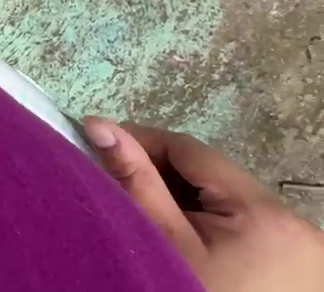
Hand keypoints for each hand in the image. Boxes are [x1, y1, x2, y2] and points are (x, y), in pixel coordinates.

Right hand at [84, 116, 323, 290]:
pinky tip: (187, 237)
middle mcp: (301, 225)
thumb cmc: (190, 290)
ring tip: (153, 216)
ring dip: (184, 195)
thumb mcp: (158, 235)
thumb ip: (133, 175)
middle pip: (212, 173)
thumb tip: (98, 124)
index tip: (99, 149)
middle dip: (161, 172)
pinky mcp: (305, 265)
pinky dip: (210, 219)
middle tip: (120, 186)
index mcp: (267, 213)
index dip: (140, 140)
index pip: (191, 150)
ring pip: (227, 196)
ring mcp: (308, 249)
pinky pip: (247, 221)